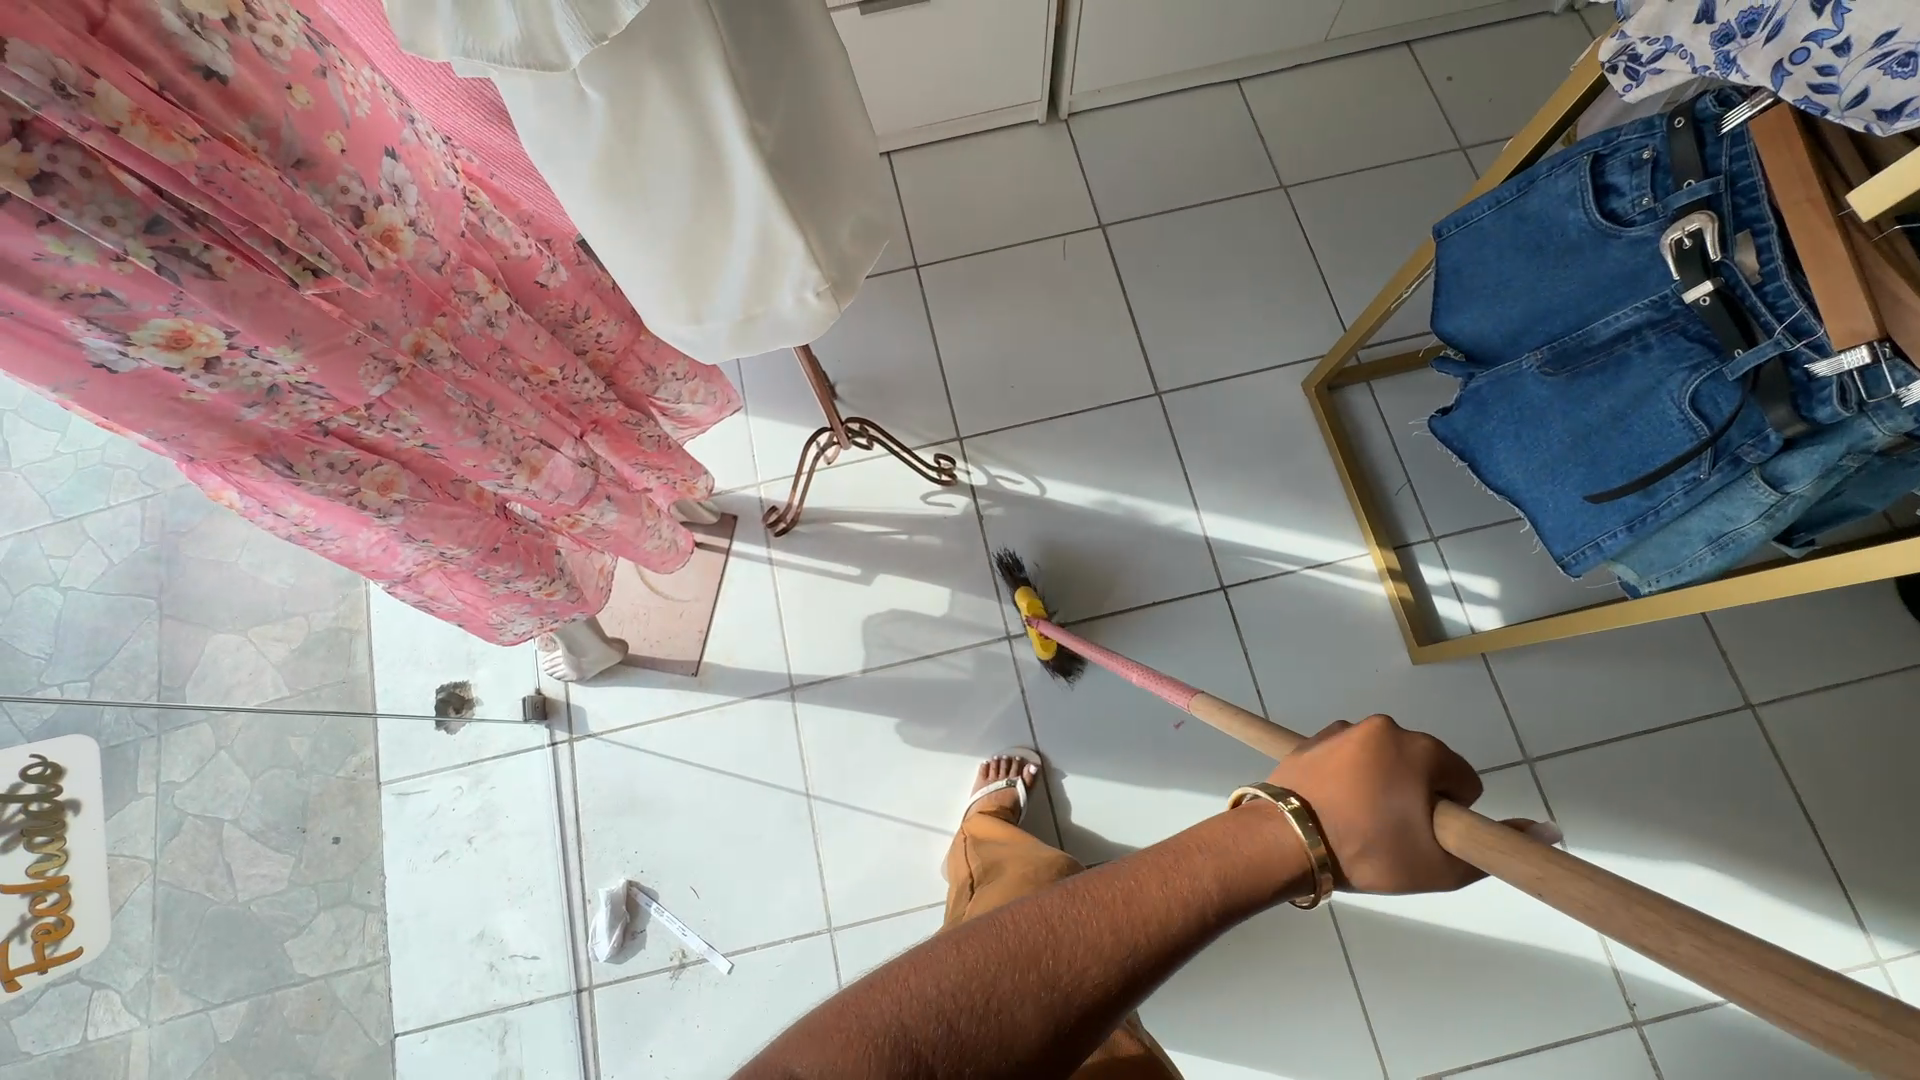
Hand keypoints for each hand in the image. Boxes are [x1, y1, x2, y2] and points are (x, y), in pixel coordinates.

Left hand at [1267, 714, 1547, 893]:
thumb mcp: (1443, 864)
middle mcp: (1378, 727)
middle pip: (1419, 765)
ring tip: (1358, 821)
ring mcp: (1339, 731)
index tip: (1422, 833)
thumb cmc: (1369, 851)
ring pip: (1380, 762)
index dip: (1449, 812)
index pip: (1460, 778)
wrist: (1285, 839)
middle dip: (1414, 795)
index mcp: (1416, 746)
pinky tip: (1333, 806)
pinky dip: (1347, 778)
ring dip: (1379, 785)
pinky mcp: (1308, 742)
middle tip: (1389, 831)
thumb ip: (1495, 847)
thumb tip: (1551, 831)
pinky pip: (1345, 760)